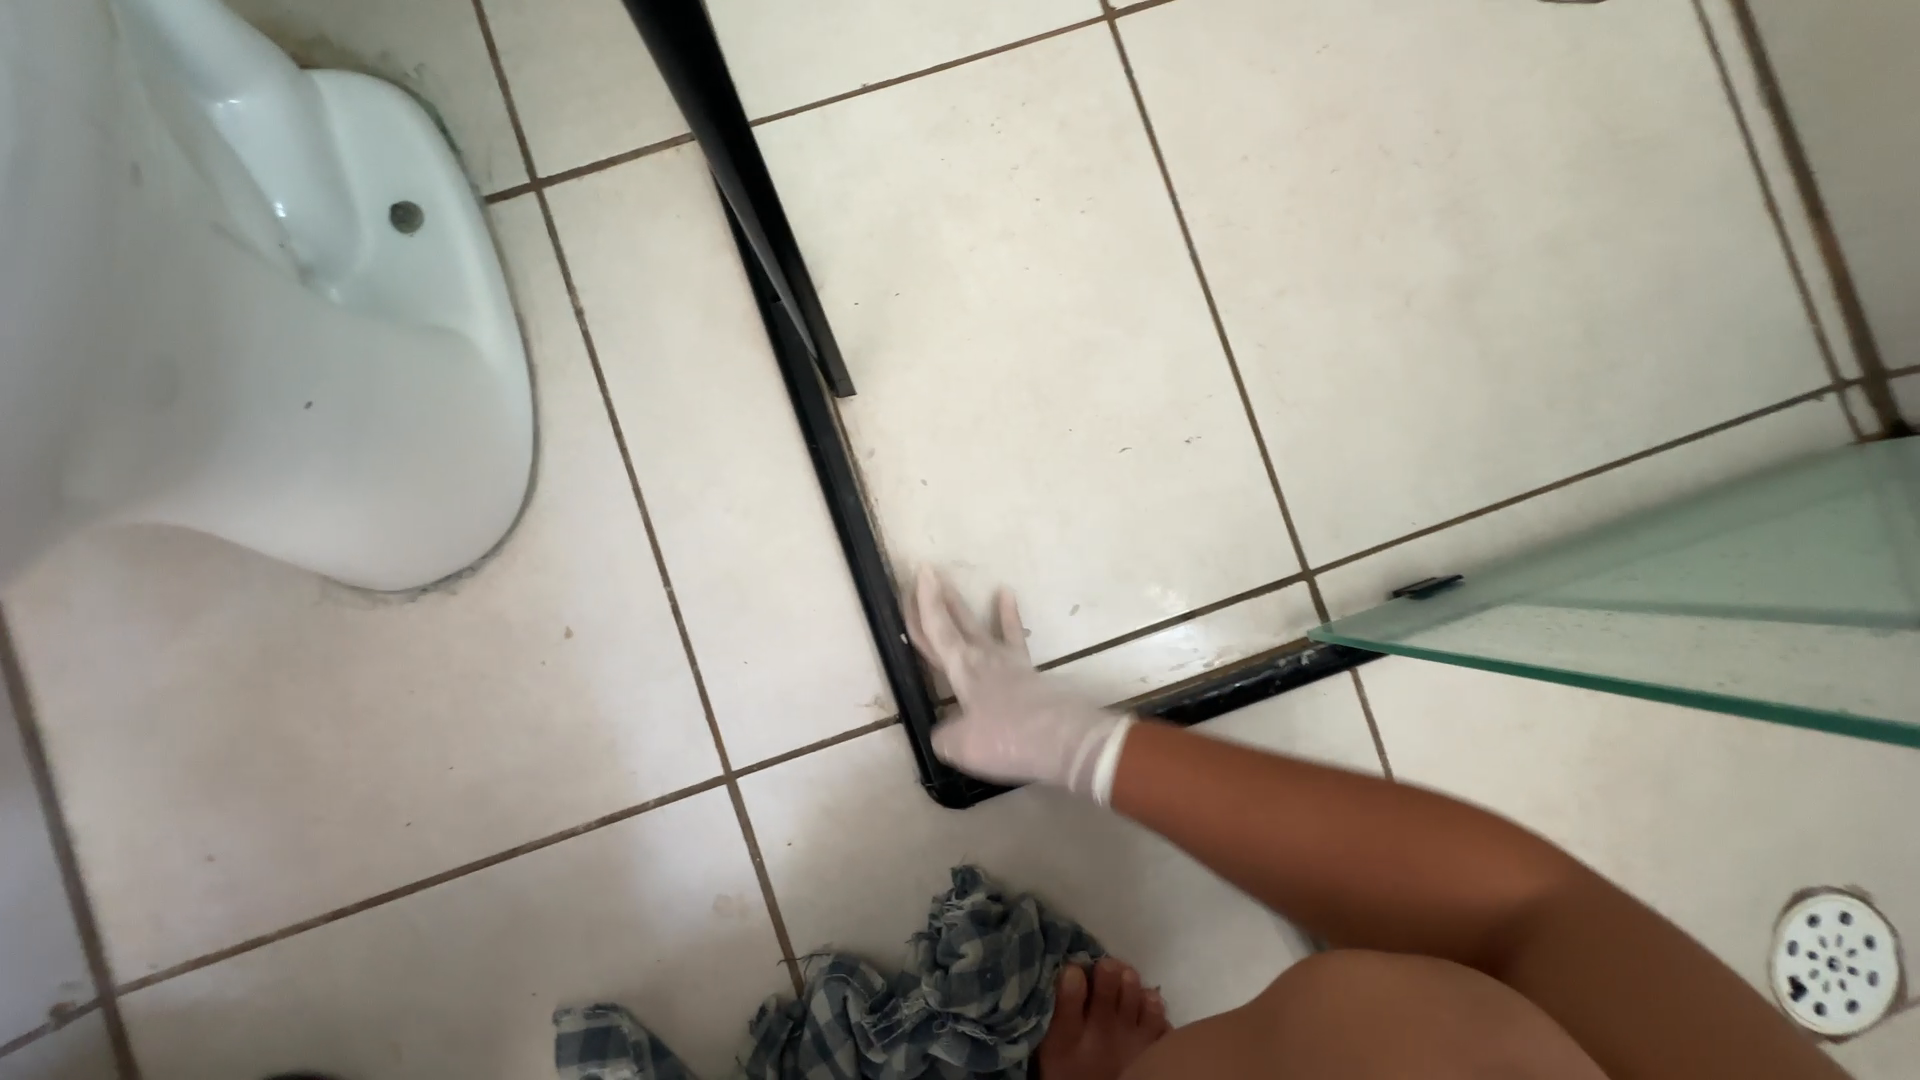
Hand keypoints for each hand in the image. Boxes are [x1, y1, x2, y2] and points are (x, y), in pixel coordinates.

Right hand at [906, 566, 1132, 802]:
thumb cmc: (1008, 739)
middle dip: (936, 597)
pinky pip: (1013, 636)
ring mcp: (1007, 661)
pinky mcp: (1027, 670)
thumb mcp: (962, 747)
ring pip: (977, 625)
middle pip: (953, 622)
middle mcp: (981, 657)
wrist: (1064, 740)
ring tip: (950, 582)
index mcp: (961, 669)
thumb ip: (944, 736)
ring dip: (960, 606)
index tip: (918, 575)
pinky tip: (1007, 594)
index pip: (936, 630)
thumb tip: (944, 733)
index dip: (921, 605)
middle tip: (926, 570)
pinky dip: (1008, 616)